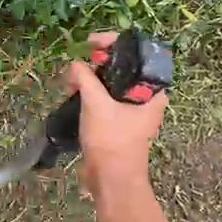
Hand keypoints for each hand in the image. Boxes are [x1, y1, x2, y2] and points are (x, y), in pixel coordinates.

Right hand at [64, 32, 167, 190]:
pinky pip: (104, 99)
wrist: (111, 178)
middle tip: (76, 67)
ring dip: (89, 80)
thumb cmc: (111, 139)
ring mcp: (132, 111)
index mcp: (152, 92)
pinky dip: (89, 94)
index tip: (91, 43)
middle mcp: (146, 99)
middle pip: (122, 69)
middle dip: (96, 64)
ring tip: (69, 84)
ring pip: (110, 84)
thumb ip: (85, 78)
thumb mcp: (96, 103)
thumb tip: (75, 65)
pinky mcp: (118, 122)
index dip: (114, 44)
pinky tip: (72, 95)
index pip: (138, 55)